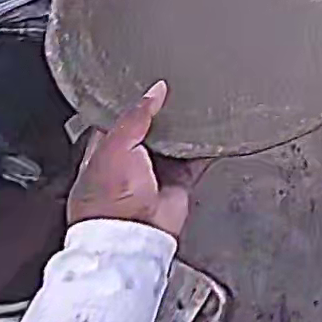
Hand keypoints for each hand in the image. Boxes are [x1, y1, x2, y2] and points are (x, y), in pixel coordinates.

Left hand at [67, 81, 208, 236]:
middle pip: (152, 128)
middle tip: (181, 89)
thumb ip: (135, 117)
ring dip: (188, 127)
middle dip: (165, 113)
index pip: (119, 119)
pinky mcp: (179, 181)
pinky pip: (198, 158)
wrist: (133, 238)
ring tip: (201, 103)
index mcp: (105, 152)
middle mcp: (131, 161)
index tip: (150, 83)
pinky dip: (208, 146)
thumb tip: (155, 90)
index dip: (134, 102)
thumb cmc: (109, 201)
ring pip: (176, 140)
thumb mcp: (115, 148)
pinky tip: (216, 130)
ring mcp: (156, 172)